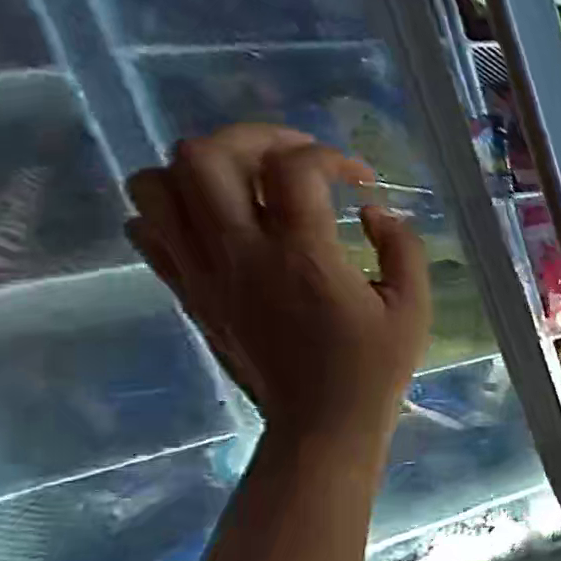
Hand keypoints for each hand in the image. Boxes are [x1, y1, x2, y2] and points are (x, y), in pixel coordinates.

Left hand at [125, 124, 431, 440]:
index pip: (296, 169)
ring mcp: (203, 272)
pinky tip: (217, 221)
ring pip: (158, 183)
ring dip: (203, 168)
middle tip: (294, 158)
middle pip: (207, 155)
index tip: (360, 179)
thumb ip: (402, 247)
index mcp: (303, 257)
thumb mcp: (413, 306)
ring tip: (248, 183)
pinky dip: (172, 208)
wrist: (320, 423)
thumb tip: (374, 211)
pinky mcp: (188, 292)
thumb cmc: (374, 366)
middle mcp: (240, 254)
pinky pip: (146, 228)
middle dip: (255, 138)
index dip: (332, 157)